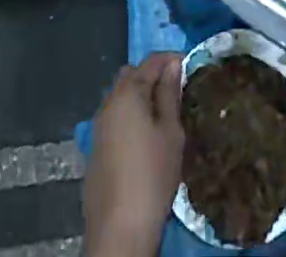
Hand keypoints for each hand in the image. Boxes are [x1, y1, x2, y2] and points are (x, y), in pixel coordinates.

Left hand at [84, 53, 184, 256]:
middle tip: (176, 89)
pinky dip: (130, 115)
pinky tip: (145, 136)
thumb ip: (169, 95)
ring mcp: (98, 126)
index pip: (150, 62)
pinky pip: (114, 117)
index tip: (189, 64)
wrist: (119, 227)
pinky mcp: (96, 147)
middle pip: (130, 75)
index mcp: (127, 94)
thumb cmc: (152, 174)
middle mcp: (108, 103)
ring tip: (163, 113)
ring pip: (120, 96)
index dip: (170, 58)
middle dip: (152, 75)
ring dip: (140, 96)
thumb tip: (172, 65)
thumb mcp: (170, 132)